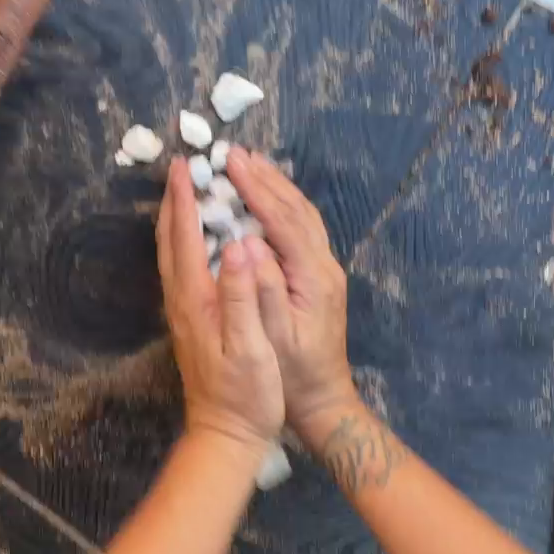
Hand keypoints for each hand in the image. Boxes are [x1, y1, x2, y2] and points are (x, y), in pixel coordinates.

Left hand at [157, 159, 286, 457]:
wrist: (225, 433)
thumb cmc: (246, 395)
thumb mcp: (252, 349)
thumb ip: (243, 297)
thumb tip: (242, 246)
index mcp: (195, 298)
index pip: (186, 237)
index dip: (186, 199)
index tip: (185, 166)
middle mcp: (179, 296)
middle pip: (170, 237)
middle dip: (174, 198)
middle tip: (180, 166)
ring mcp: (179, 306)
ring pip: (169, 249)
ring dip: (174, 215)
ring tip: (183, 188)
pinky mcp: (186, 315)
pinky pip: (177, 262)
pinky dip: (181, 236)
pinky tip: (192, 233)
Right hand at [224, 148, 360, 449]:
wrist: (323, 401)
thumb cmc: (291, 373)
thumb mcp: (273, 339)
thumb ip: (262, 290)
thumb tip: (246, 244)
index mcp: (312, 278)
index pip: (283, 221)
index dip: (255, 189)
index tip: (229, 164)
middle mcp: (323, 265)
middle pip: (295, 208)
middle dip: (263, 177)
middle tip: (232, 152)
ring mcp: (324, 267)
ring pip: (302, 212)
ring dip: (274, 183)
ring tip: (247, 161)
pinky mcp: (319, 271)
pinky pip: (301, 222)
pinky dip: (282, 198)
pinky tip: (265, 191)